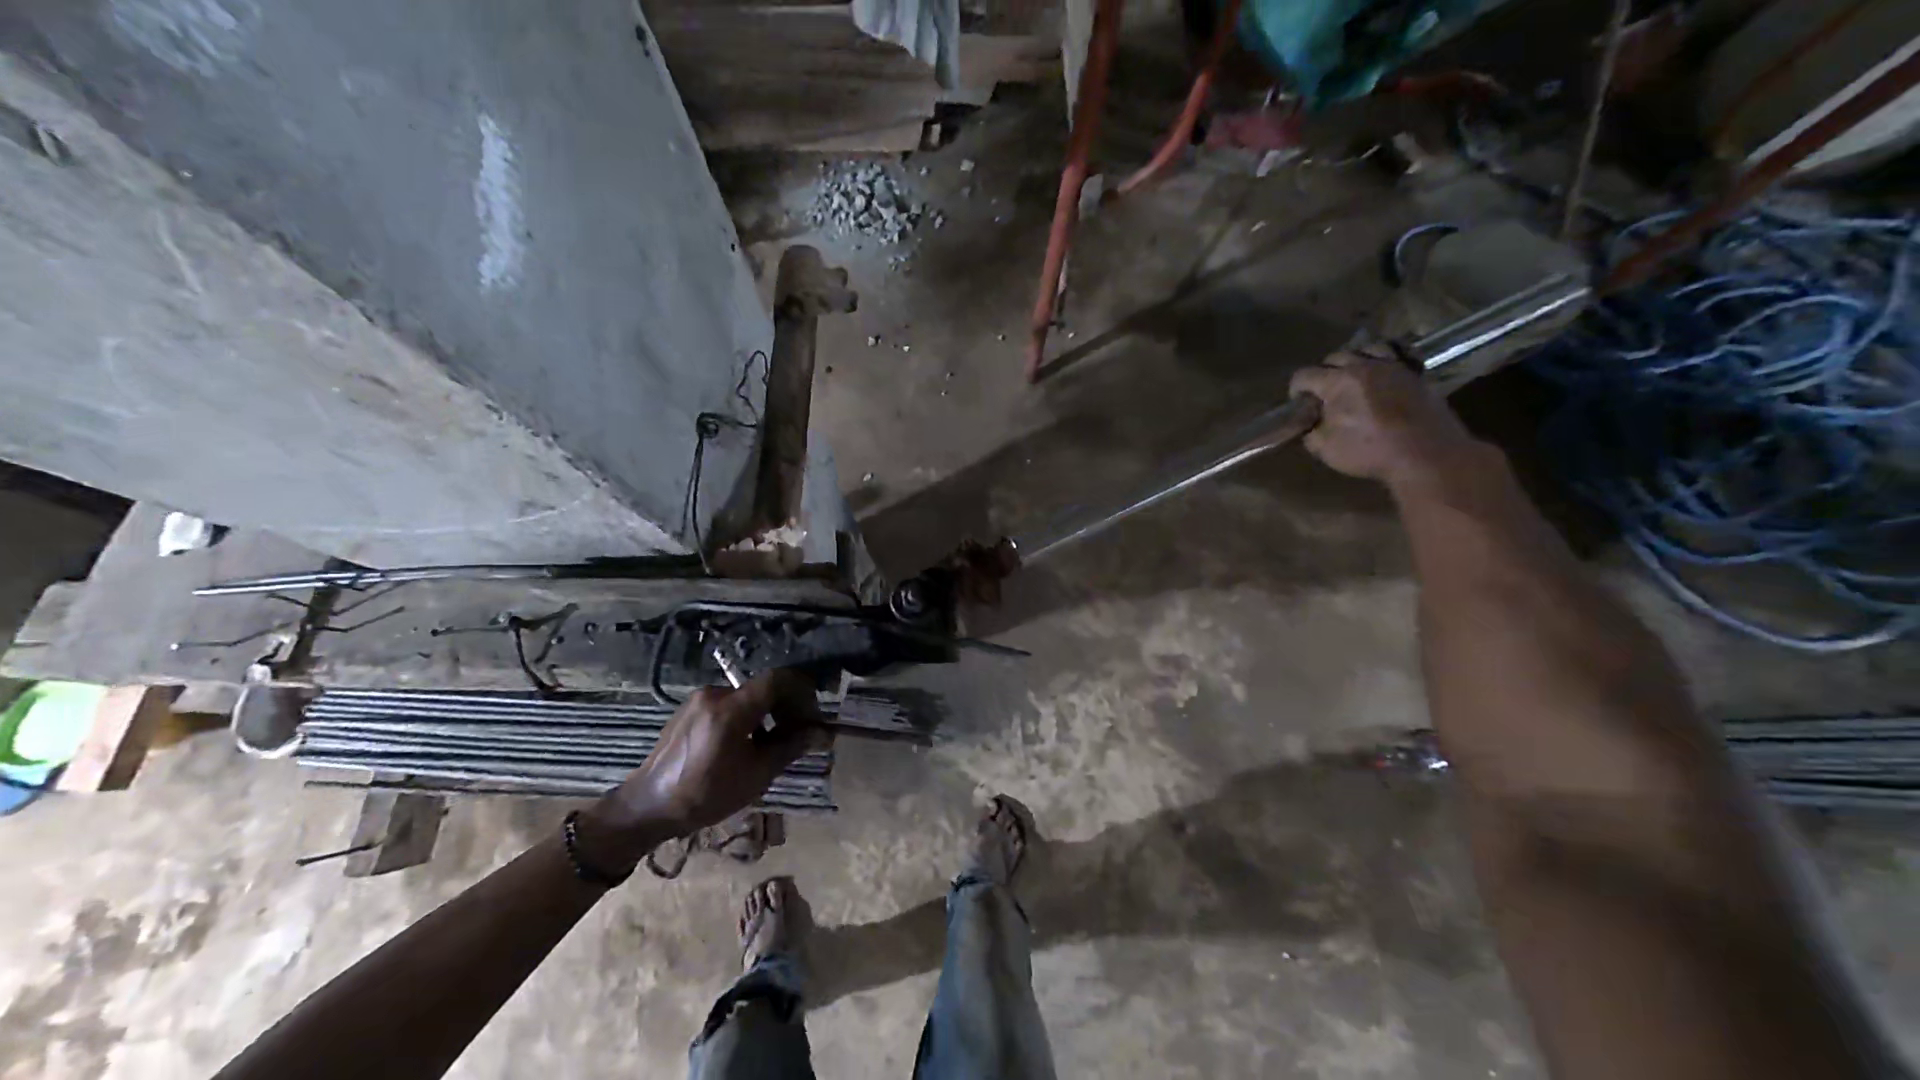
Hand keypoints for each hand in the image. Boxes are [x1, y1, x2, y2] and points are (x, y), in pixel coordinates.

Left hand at [579, 671, 827, 863]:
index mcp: (731, 708)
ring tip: (773, 743)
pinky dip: (745, 718)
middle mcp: (714, 694)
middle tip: (798, 732)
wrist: (647, 807)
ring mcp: (698, 700)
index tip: (812, 715)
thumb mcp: (756, 775)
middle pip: (762, 688)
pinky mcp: (688, 710)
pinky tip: (745, 745)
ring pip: (745, 697)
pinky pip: (727, 705)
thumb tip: (821, 734)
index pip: (777, 679)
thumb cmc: (705, 794)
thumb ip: (791, 747)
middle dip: (786, 706)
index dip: (801, 691)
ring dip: (766, 714)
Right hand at [1289, 351, 1479, 489]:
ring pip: (1366, 348)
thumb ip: (1310, 431)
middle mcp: (1363, 366)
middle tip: (1324, 394)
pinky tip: (1382, 372)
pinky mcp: (1414, 373)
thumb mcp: (1325, 449)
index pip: (1304, 375)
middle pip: (1334, 357)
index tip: (1298, 404)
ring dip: (1354, 360)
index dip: (1296, 389)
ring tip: (1353, 377)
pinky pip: (1396, 354)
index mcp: (1337, 382)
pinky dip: (1384, 359)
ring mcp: (1392, 366)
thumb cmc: (1370, 452)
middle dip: (1323, 373)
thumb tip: (1309, 422)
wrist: (1426, 453)